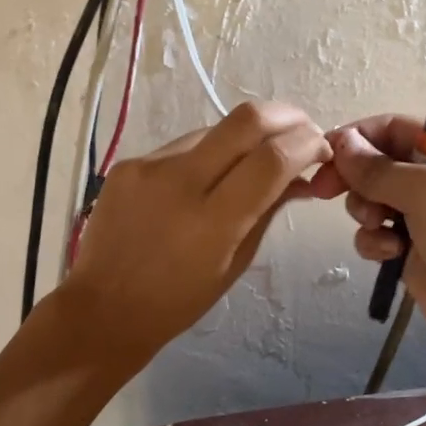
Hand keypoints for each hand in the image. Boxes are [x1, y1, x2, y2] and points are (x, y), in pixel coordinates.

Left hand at [65, 102, 330, 355]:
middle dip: (287, 116)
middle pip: (246, 119)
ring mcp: (149, 167)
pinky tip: (208, 177)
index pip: (272, 159)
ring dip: (246, 137)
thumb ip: (268, 211)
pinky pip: (182, 145)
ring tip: (254, 161)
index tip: (322, 150)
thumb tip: (303, 176)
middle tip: (304, 130)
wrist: (103, 309)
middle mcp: (180, 183)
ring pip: (215, 129)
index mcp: (212, 222)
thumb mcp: (235, 263)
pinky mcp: (130, 163)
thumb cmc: (177, 302)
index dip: (307, 144)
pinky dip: (208, 154)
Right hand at [310, 116, 425, 357]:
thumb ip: (377, 168)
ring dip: (365, 212)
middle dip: (354, 178)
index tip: (324, 155)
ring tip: (381, 227)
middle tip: (324, 191)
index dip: (356, 138)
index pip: (391, 128)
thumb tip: (340, 143)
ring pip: (369, 199)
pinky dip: (374, 241)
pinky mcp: (410, 246)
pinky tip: (390, 254)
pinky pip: (375, 233)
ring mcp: (422, 213)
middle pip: (375, 163)